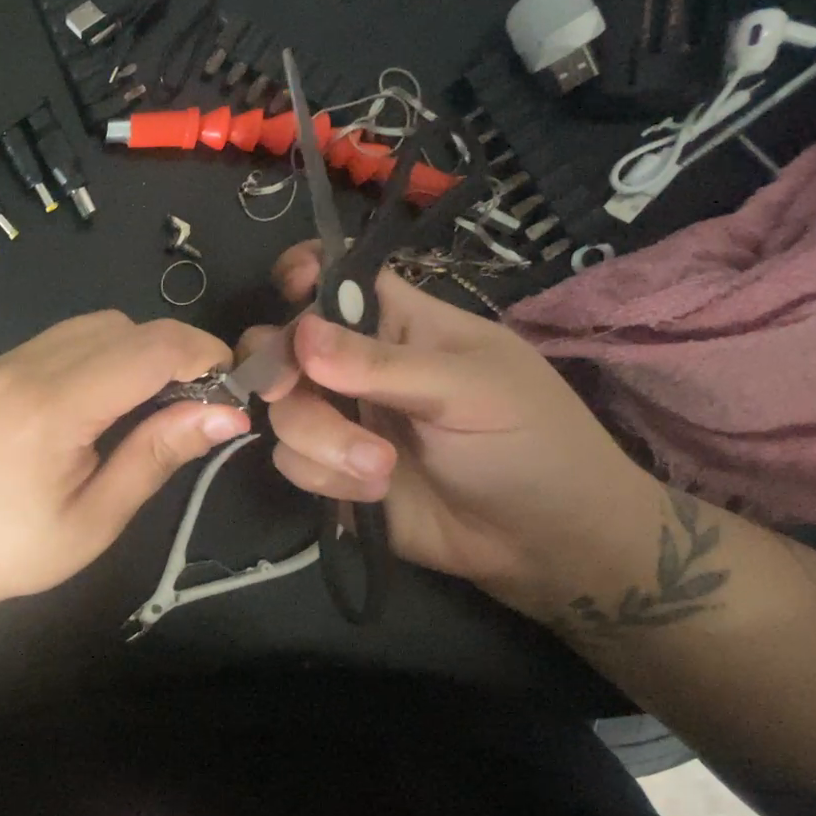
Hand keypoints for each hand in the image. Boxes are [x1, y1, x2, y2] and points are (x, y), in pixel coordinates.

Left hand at [0, 311, 247, 614]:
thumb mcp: (97, 517)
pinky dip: (103, 354)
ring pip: (98, 326)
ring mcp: (6, 364)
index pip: (149, 349)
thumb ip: (158, 454)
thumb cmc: (17, 551)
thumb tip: (227, 412)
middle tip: (197, 407)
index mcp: (51, 408)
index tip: (232, 391)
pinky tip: (109, 400)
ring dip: (139, 352)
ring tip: (155, 407)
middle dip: (175, 354)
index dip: (203, 357)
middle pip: (126, 328)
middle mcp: (25, 369)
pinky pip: (66, 339)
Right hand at [241, 241, 661, 612]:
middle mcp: (354, 367)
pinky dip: (325, 478)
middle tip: (292, 393)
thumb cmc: (528, 441)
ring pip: (281, 412)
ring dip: (322, 441)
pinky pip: (288, 461)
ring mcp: (337, 420)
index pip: (336, 279)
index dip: (302, 274)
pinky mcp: (325, 471)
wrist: (534, 541)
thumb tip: (300, 333)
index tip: (288, 291)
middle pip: (281, 347)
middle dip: (282, 375)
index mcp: (399, 325)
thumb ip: (381, 364)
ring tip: (382, 468)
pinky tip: (373, 492)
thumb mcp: (469, 390)